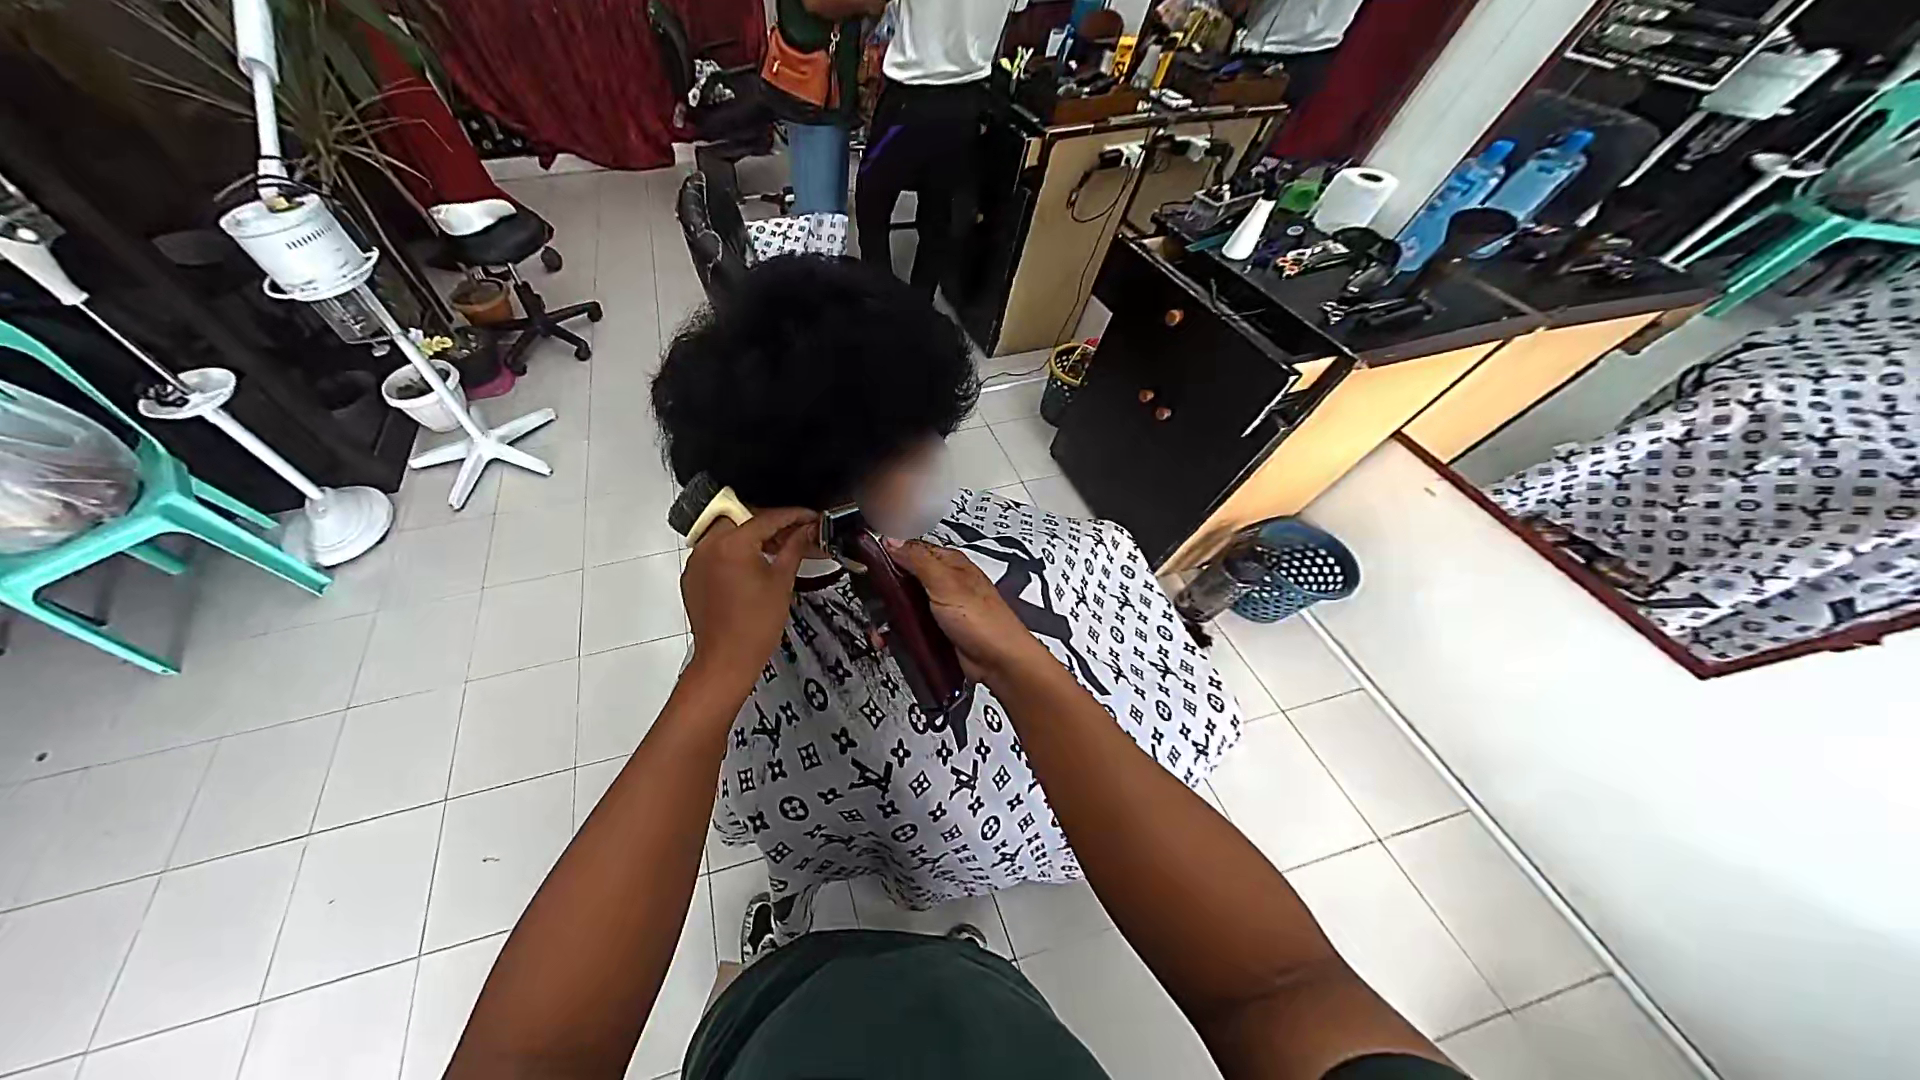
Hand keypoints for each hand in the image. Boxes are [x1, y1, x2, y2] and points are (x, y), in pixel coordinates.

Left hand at [682, 508, 815, 691]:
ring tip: (777, 548)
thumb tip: (805, 531)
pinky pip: (715, 551)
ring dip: (752, 534)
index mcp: (732, 544)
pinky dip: (735, 551)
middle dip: (770, 521)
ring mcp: (697, 561)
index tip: (809, 517)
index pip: (767, 517)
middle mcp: (708, 547)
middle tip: (794, 530)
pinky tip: (755, 564)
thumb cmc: (754, 627)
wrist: (727, 659)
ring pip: (727, 532)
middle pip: (743, 517)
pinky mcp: (693, 576)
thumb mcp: (782, 580)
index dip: (793, 515)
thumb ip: (794, 547)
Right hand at [887, 539, 1050, 683]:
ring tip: (882, 627)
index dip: (889, 555)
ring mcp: (941, 608)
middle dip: (886, 592)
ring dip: (890, 616)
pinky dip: (899, 633)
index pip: (911, 549)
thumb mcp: (946, 584)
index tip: (868, 563)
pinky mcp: (938, 631)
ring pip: (905, 605)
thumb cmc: (987, 623)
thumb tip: (893, 541)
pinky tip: (893, 639)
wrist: (1000, 663)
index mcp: (949, 564)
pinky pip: (911, 627)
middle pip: (903, 579)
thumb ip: (918, 560)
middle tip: (875, 602)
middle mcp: (945, 584)